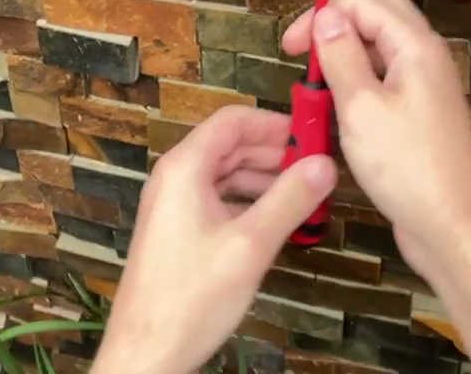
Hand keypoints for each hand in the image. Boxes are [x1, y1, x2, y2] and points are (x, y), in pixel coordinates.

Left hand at [94, 106, 336, 373]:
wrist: (145, 355)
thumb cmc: (192, 296)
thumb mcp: (250, 245)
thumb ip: (289, 200)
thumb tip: (324, 165)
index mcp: (185, 167)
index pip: (232, 120)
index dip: (272, 122)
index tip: (309, 135)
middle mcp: (175, 176)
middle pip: (229, 145)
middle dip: (272, 151)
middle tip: (313, 166)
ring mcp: (172, 203)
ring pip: (224, 173)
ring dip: (262, 177)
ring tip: (302, 193)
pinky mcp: (176, 229)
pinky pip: (215, 197)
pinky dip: (246, 201)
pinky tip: (273, 219)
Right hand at [281, 0, 470, 275]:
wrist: (456, 232)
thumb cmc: (407, 167)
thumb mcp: (360, 106)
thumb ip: (341, 55)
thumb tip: (327, 15)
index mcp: (415, 47)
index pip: (364, 3)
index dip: (323, 16)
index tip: (290, 48)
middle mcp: (425, 58)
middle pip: (378, 17)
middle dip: (337, 26)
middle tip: (304, 51)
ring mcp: (426, 88)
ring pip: (381, 50)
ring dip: (346, 56)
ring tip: (316, 83)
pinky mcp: (421, 115)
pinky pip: (386, 80)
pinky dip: (358, 83)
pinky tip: (338, 110)